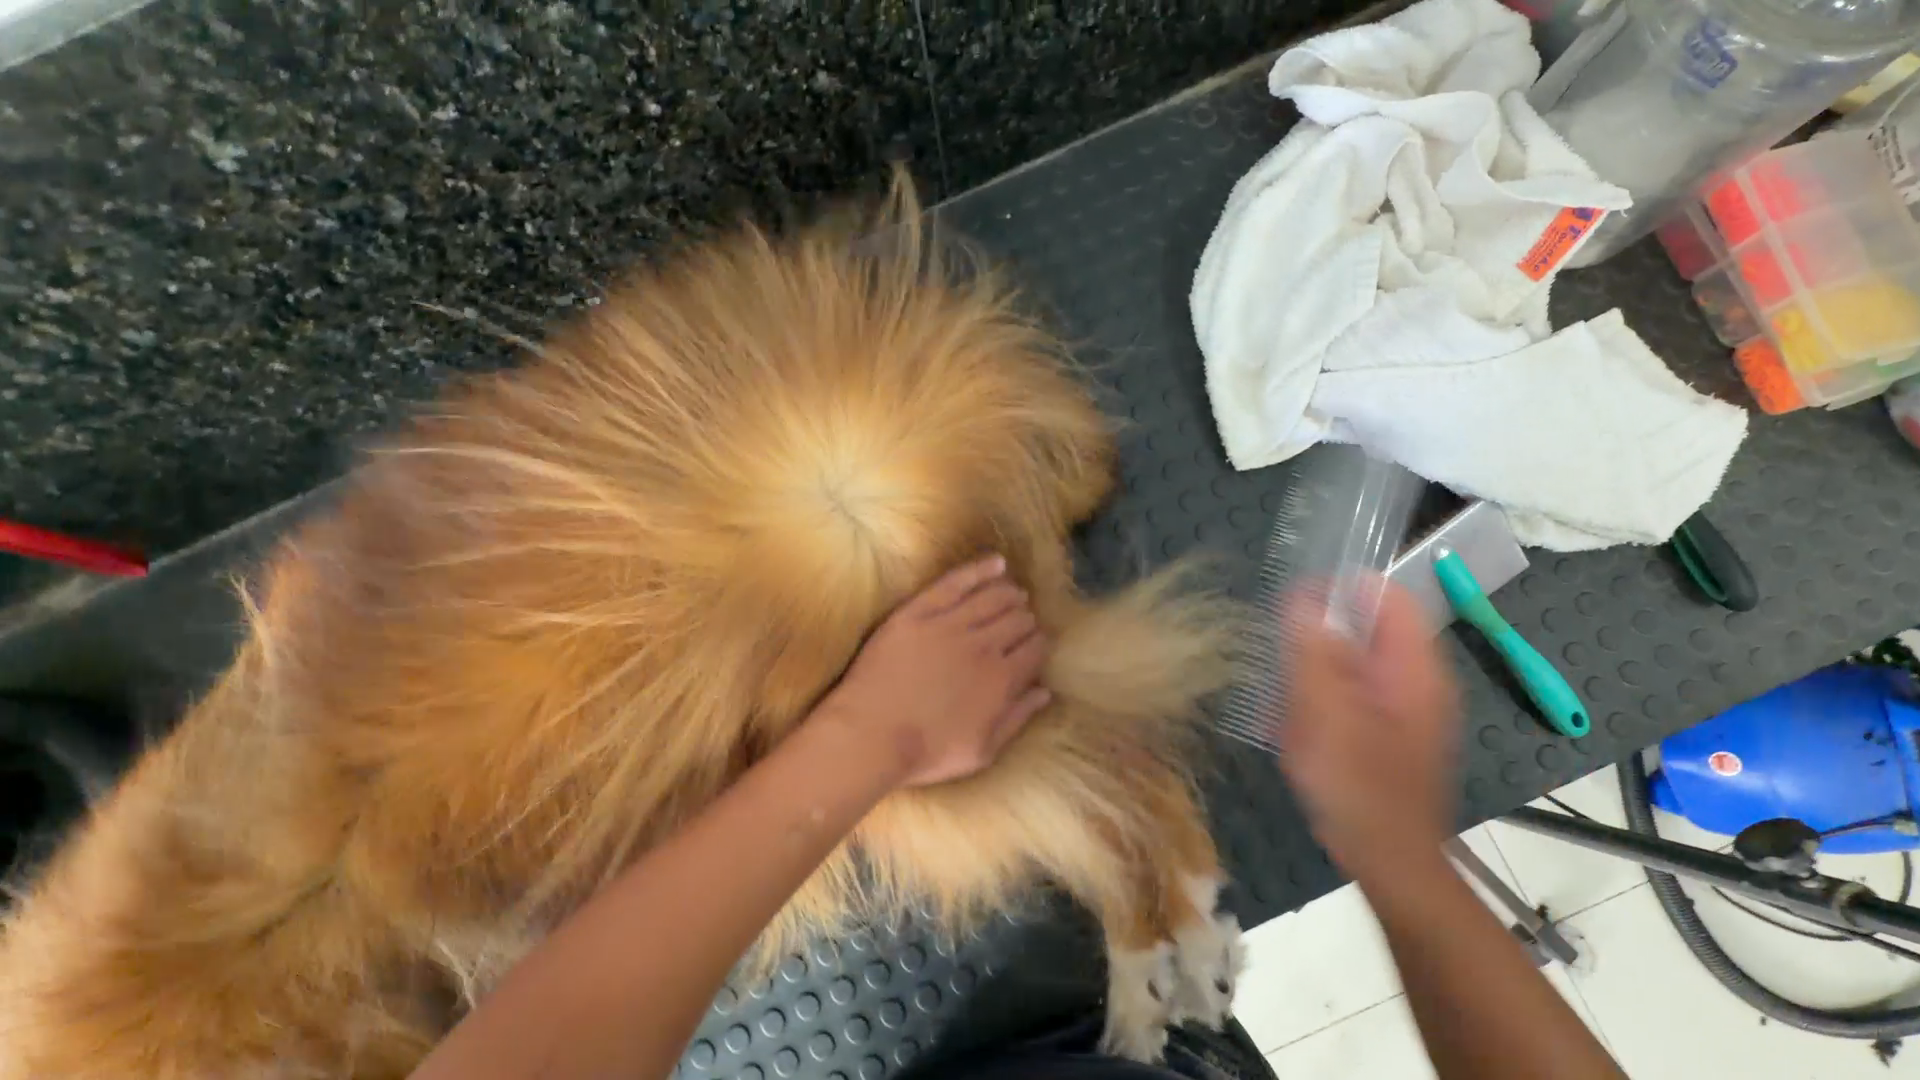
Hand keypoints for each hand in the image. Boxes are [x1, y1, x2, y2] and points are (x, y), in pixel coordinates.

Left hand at [817, 555, 1052, 787]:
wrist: (871, 736)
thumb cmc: (926, 752)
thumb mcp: (982, 752)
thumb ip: (1017, 719)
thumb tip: (1044, 692)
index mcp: (1003, 680)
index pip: (1035, 648)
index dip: (1040, 643)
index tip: (1035, 644)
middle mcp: (984, 646)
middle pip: (1018, 619)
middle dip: (1026, 618)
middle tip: (1022, 619)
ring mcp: (950, 624)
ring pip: (994, 597)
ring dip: (1010, 593)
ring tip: (1014, 592)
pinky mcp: (919, 611)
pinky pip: (956, 582)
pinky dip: (980, 569)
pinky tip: (996, 562)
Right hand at [1275, 581, 1459, 884]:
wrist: (1390, 865)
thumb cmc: (1358, 789)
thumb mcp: (1326, 715)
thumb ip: (1314, 652)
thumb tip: (1303, 598)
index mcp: (1413, 669)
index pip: (1386, 597)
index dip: (1340, 589)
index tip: (1292, 605)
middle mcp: (1415, 682)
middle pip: (1361, 633)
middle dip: (1313, 648)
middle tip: (1282, 679)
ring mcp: (1403, 710)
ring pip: (1347, 667)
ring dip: (1309, 683)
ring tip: (1285, 718)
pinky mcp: (1387, 734)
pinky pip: (1346, 700)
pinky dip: (1316, 709)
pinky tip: (1295, 737)